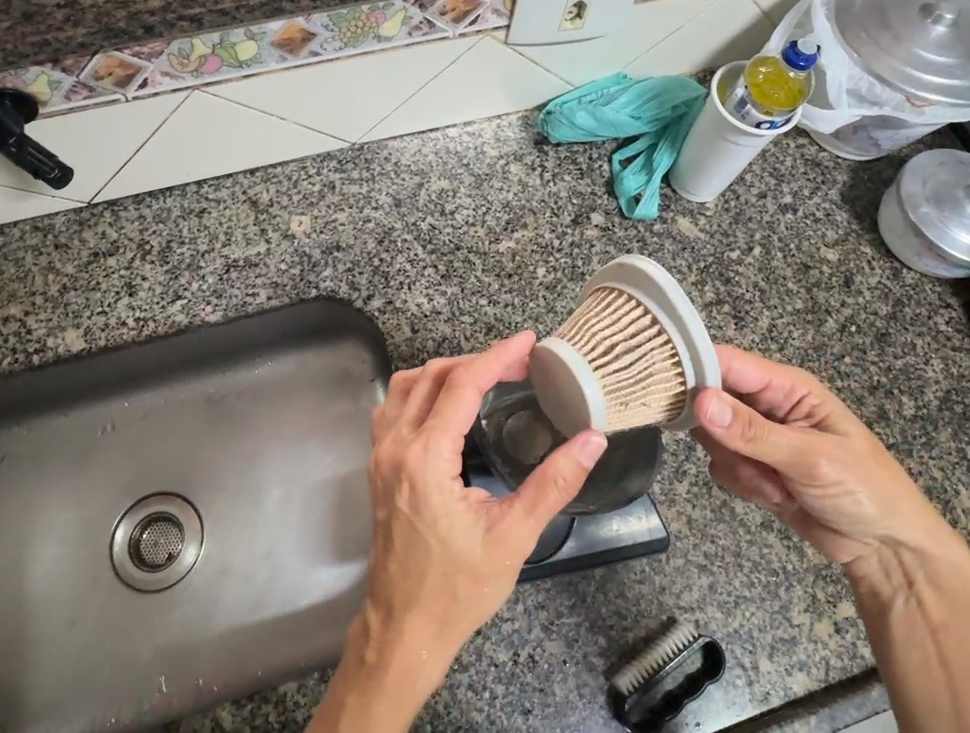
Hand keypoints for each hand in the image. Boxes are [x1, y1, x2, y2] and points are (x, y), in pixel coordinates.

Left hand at [361, 331, 607, 659]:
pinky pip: (393, 408)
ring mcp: (380, 456)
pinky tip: (448, 402)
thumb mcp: (514, 537)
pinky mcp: (378, 467)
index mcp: (426, 460)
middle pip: (431, 376)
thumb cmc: (458, 589)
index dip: (496, 356)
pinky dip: (421, 391)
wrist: (405, 627)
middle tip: (517, 362)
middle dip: (477, 360)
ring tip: (487, 374)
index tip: (527, 342)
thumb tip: (591, 441)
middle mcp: (396, 448)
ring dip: (445, 371)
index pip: (461, 386)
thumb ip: (554, 484)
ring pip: (406, 386)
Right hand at [689, 345, 955, 568]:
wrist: (886, 550)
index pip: (726, 361)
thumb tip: (700, 400)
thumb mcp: (811, 458)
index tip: (662, 387)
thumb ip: (752, 431)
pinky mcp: (753, 467)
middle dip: (720, 434)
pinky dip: (742, 484)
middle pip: (710, 399)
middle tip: (745, 456)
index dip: (693, 369)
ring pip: (712, 437)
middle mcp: (767, 404)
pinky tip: (775, 497)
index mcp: (787, 386)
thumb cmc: (865, 490)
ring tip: (775, 485)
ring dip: (737, 466)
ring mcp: (758, 437)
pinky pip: (721, 466)